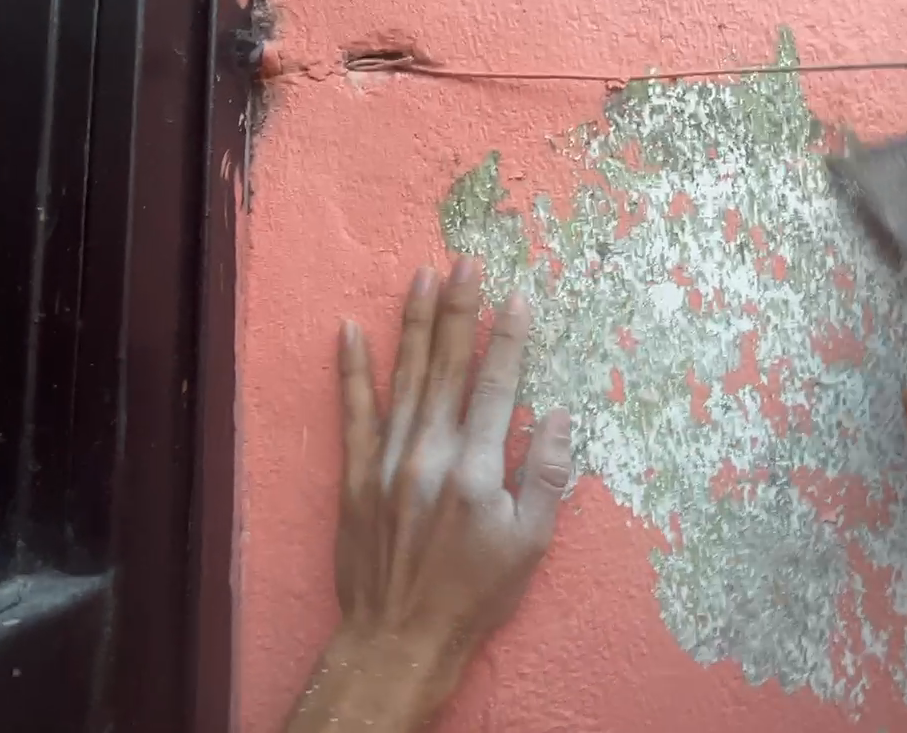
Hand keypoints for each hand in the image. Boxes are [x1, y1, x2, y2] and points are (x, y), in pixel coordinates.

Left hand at [286, 259, 572, 732]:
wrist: (397, 644)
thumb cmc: (475, 595)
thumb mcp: (530, 543)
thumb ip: (545, 474)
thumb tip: (557, 415)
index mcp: (476, 469)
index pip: (497, 386)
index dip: (510, 339)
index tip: (518, 298)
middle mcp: (429, 455)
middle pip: (448, 368)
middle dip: (460, 311)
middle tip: (466, 263)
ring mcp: (388, 462)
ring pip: (404, 379)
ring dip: (414, 324)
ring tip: (422, 278)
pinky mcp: (356, 478)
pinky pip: (353, 415)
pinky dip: (351, 372)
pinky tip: (349, 332)